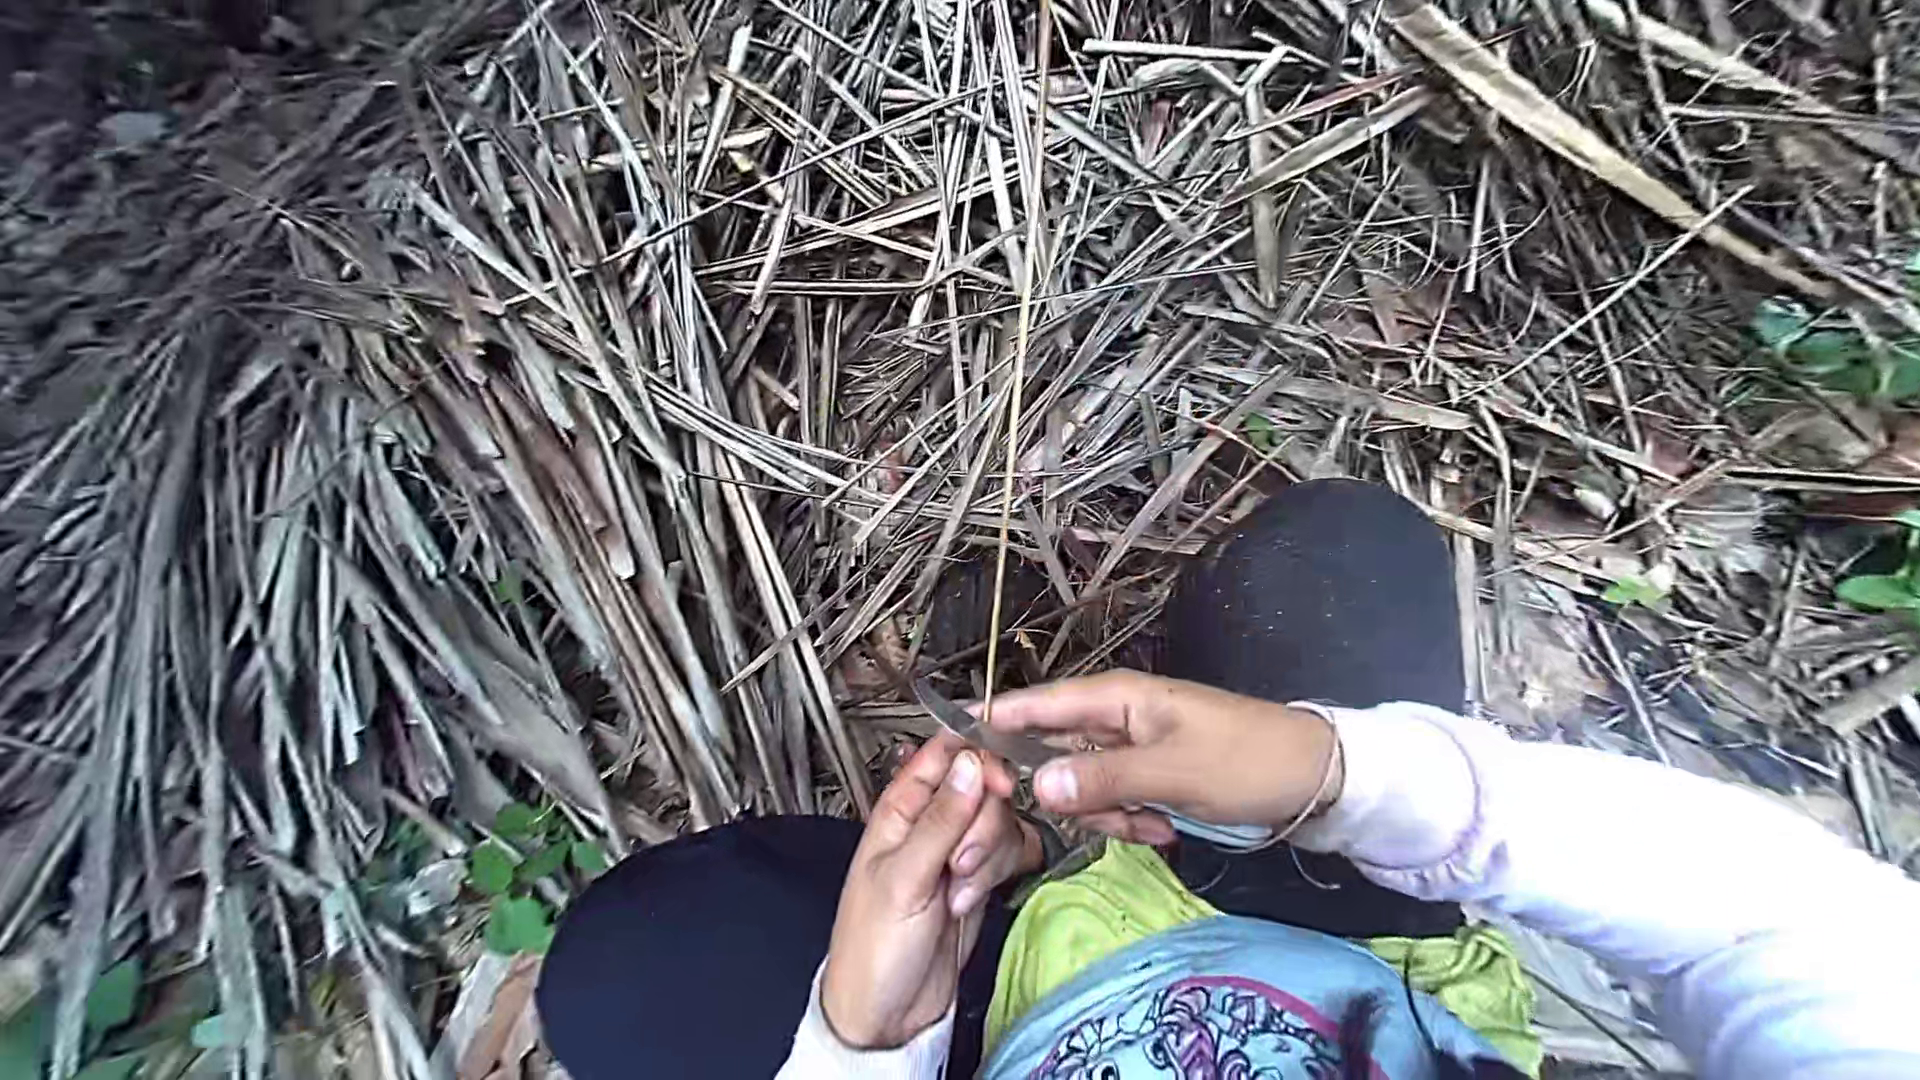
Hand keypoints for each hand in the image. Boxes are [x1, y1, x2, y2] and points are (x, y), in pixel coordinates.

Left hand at [820, 735, 1041, 1048]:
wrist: (888, 1015)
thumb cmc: (872, 945)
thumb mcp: (902, 879)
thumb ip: (940, 819)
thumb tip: (971, 763)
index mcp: (902, 804)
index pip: (946, 751)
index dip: (977, 759)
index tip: (997, 785)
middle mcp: (933, 817)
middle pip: (983, 783)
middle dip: (983, 823)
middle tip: (961, 861)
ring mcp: (958, 844)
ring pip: (1000, 817)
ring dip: (989, 856)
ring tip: (959, 890)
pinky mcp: (980, 872)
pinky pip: (1011, 849)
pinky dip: (1002, 871)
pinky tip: (975, 895)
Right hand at [983, 670, 1342, 844]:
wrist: (1312, 778)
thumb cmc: (1242, 759)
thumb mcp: (1172, 772)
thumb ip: (1101, 778)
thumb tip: (1034, 784)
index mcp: (1111, 698)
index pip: (1034, 703)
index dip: (992, 720)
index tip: (953, 744)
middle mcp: (1110, 717)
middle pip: (1051, 750)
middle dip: (1062, 789)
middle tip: (1091, 818)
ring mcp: (1126, 747)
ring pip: (1081, 782)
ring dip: (1104, 811)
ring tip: (1150, 823)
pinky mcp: (1143, 774)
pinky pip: (1111, 799)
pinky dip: (1128, 818)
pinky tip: (1162, 827)